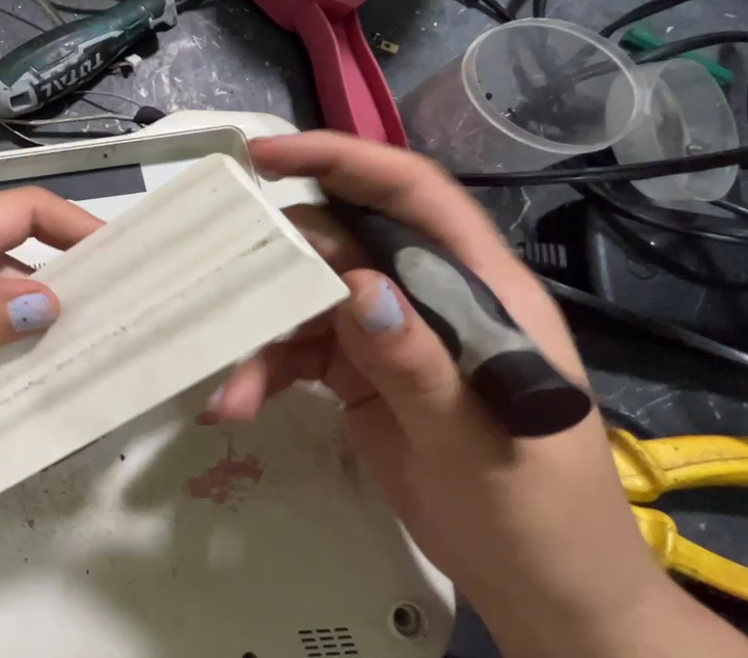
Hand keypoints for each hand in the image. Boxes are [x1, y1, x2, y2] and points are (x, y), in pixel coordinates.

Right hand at [209, 133, 672, 652]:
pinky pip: (289, 349)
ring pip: (298, 299)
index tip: (263, 156)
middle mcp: (424, 295)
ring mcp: (384, 333)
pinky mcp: (352, 370)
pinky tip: (234, 402)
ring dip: (254, 336)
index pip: (411, 194)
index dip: (341, 159)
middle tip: (207, 275)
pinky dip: (257, 371)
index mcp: (476, 289)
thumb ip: (418, 364)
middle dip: (268, 259)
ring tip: (224, 384)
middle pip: (333, 241)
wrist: (540, 591)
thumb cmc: (534, 511)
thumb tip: (355, 288)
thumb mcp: (478, 441)